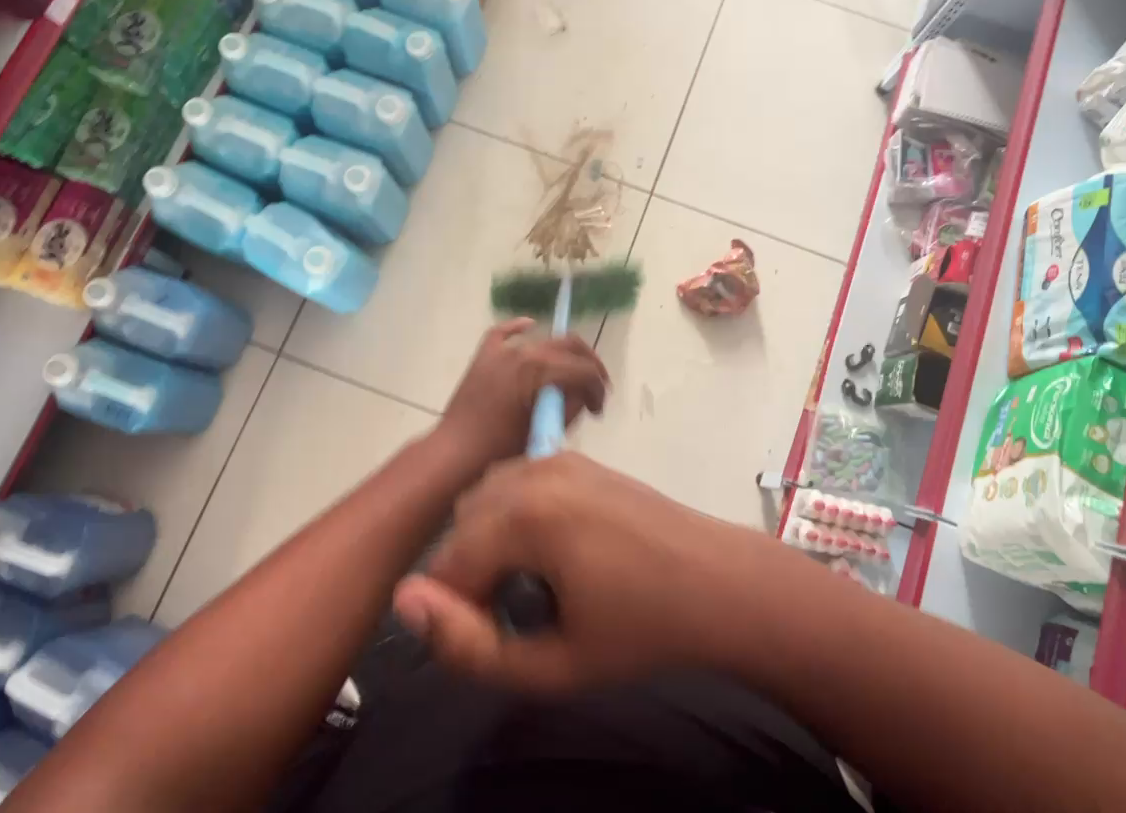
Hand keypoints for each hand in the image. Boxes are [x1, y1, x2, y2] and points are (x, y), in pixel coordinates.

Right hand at [392, 453, 786, 691]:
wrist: (720, 584)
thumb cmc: (641, 630)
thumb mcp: (554, 665)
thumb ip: (469, 647)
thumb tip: (405, 605)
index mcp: (526, 516)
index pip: (447, 566)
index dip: (455, 614)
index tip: (491, 642)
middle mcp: (534, 473)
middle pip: (462, 525)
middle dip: (469, 574)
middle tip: (512, 618)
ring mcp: (559, 459)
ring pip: (486, 499)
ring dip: (488, 542)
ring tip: (531, 588)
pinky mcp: (578, 460)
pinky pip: (518, 483)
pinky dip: (513, 516)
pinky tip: (552, 554)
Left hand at [433, 318, 609, 463]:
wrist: (456, 452)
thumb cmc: (501, 448)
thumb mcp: (544, 428)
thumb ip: (570, 406)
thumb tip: (582, 394)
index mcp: (540, 369)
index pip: (584, 370)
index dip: (598, 388)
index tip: (599, 410)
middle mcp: (523, 351)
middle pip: (570, 345)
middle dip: (590, 365)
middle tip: (597, 388)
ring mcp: (501, 351)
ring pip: (544, 341)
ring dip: (564, 355)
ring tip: (572, 375)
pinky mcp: (484, 356)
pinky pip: (503, 333)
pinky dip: (519, 328)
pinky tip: (530, 325)